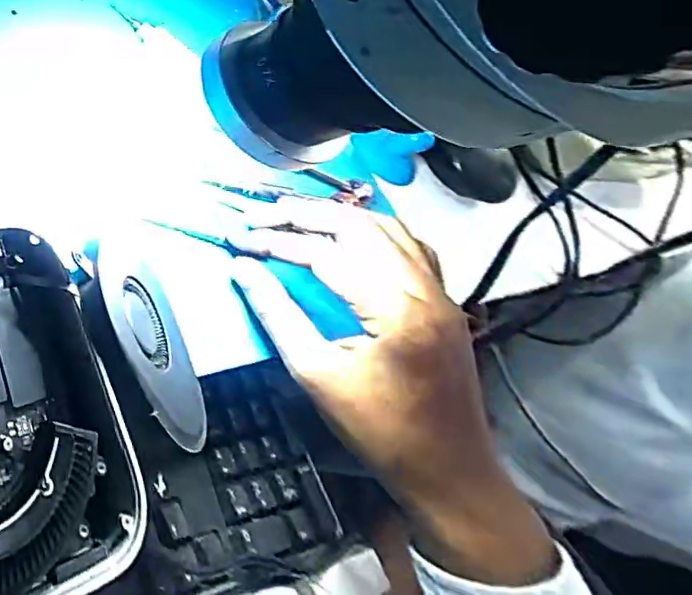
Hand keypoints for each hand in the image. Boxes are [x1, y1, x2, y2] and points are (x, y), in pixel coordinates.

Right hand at [226, 199, 558, 586]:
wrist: (452, 475)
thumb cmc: (382, 431)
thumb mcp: (314, 373)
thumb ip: (276, 313)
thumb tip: (243, 270)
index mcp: (396, 311)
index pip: (323, 254)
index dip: (274, 242)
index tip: (239, 240)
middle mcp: (425, 292)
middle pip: (357, 226)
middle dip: (302, 215)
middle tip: (259, 217)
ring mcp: (441, 295)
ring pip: (385, 227)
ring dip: (335, 216)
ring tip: (292, 218)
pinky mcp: (444, 303)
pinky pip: (409, 244)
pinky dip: (370, 229)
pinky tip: (345, 235)